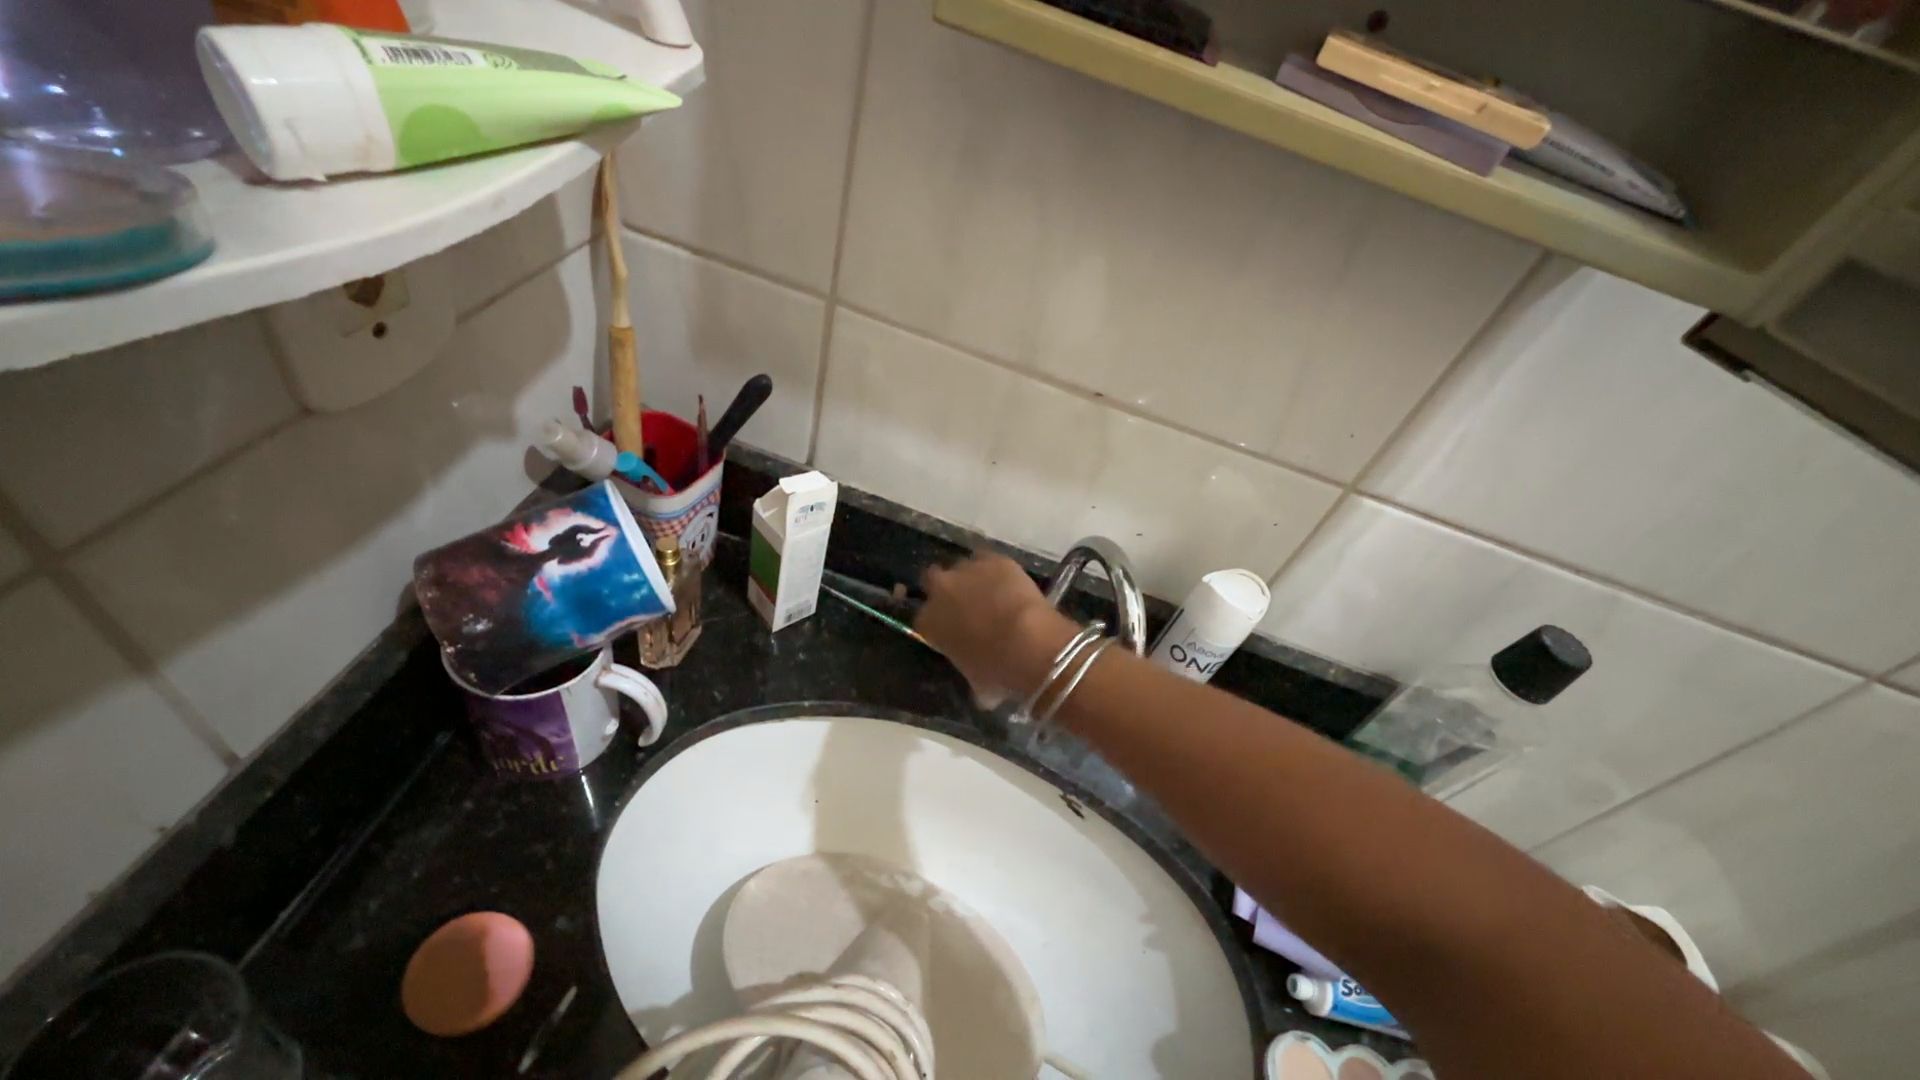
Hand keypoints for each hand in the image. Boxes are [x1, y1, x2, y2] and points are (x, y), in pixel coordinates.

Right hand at [915, 553, 1078, 699]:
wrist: (1029, 644)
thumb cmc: (997, 671)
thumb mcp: (976, 684)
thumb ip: (970, 679)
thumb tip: (982, 694)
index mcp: (928, 622)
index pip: (923, 617)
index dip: (938, 621)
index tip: (951, 629)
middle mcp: (940, 590)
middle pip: (933, 580)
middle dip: (946, 589)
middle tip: (966, 603)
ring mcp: (967, 570)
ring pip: (962, 567)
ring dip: (973, 578)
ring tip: (993, 593)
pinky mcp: (994, 559)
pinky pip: (989, 560)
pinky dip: (997, 570)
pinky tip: (1011, 583)